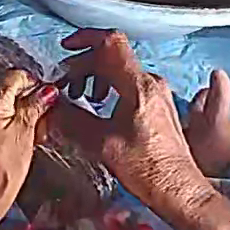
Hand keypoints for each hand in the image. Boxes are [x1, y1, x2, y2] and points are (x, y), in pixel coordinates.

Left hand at [0, 69, 59, 199]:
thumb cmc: (3, 166)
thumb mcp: (25, 133)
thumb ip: (35, 106)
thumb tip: (48, 90)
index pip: (15, 75)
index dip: (34, 85)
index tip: (47, 98)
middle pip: (4, 83)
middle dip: (24, 96)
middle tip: (41, 117)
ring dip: (15, 106)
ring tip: (30, 129)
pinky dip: (2, 115)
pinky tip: (14, 133)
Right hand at [53, 30, 217, 222]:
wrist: (180, 191)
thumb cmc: (147, 168)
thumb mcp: (101, 143)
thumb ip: (71, 119)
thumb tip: (49, 105)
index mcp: (138, 85)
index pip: (111, 42)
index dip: (84, 38)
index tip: (65, 48)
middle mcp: (150, 82)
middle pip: (109, 56)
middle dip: (81, 65)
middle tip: (63, 84)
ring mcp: (156, 92)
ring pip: (118, 69)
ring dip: (93, 76)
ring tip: (78, 96)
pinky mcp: (157, 104)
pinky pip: (127, 83)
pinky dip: (106, 87)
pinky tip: (96, 106)